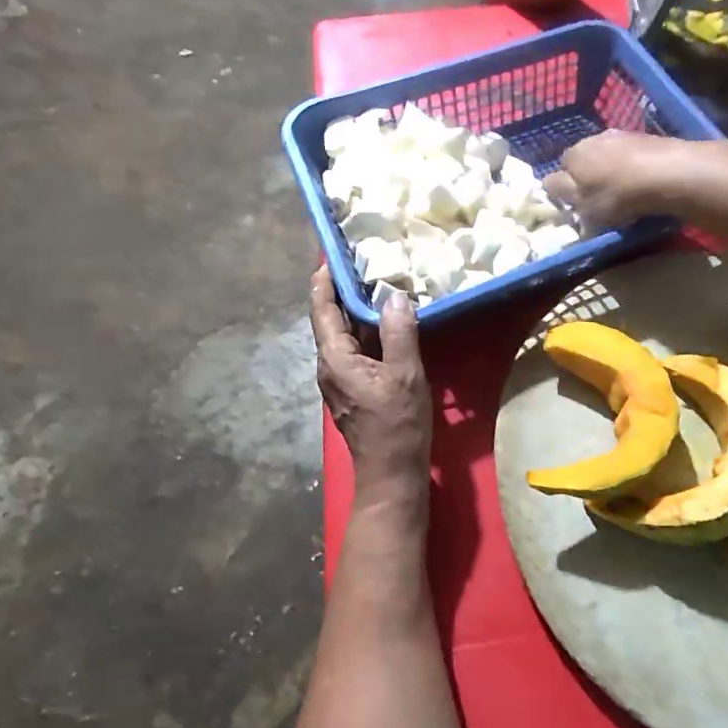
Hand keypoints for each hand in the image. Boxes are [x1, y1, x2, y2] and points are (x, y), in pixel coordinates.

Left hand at [310, 266, 431, 506]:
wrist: (391, 473)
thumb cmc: (397, 425)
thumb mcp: (404, 375)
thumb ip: (399, 333)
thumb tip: (394, 296)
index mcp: (335, 357)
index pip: (322, 309)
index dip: (324, 280)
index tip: (333, 253)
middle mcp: (329, 365)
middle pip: (329, 319)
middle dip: (341, 290)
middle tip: (361, 260)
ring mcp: (339, 378)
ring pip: (343, 334)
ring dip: (355, 310)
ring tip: (375, 282)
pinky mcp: (352, 387)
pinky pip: (353, 349)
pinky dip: (365, 330)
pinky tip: (385, 321)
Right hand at [543, 132, 697, 227]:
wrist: (668, 173)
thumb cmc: (616, 194)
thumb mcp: (581, 204)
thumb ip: (561, 192)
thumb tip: (547, 183)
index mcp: (573, 155)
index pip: (560, 169)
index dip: (566, 187)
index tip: (576, 203)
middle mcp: (593, 138)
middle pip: (584, 159)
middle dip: (588, 175)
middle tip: (599, 198)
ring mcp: (621, 135)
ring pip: (608, 156)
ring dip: (611, 170)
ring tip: (624, 191)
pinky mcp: (647, 138)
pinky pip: (631, 156)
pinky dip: (633, 167)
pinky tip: (642, 182)